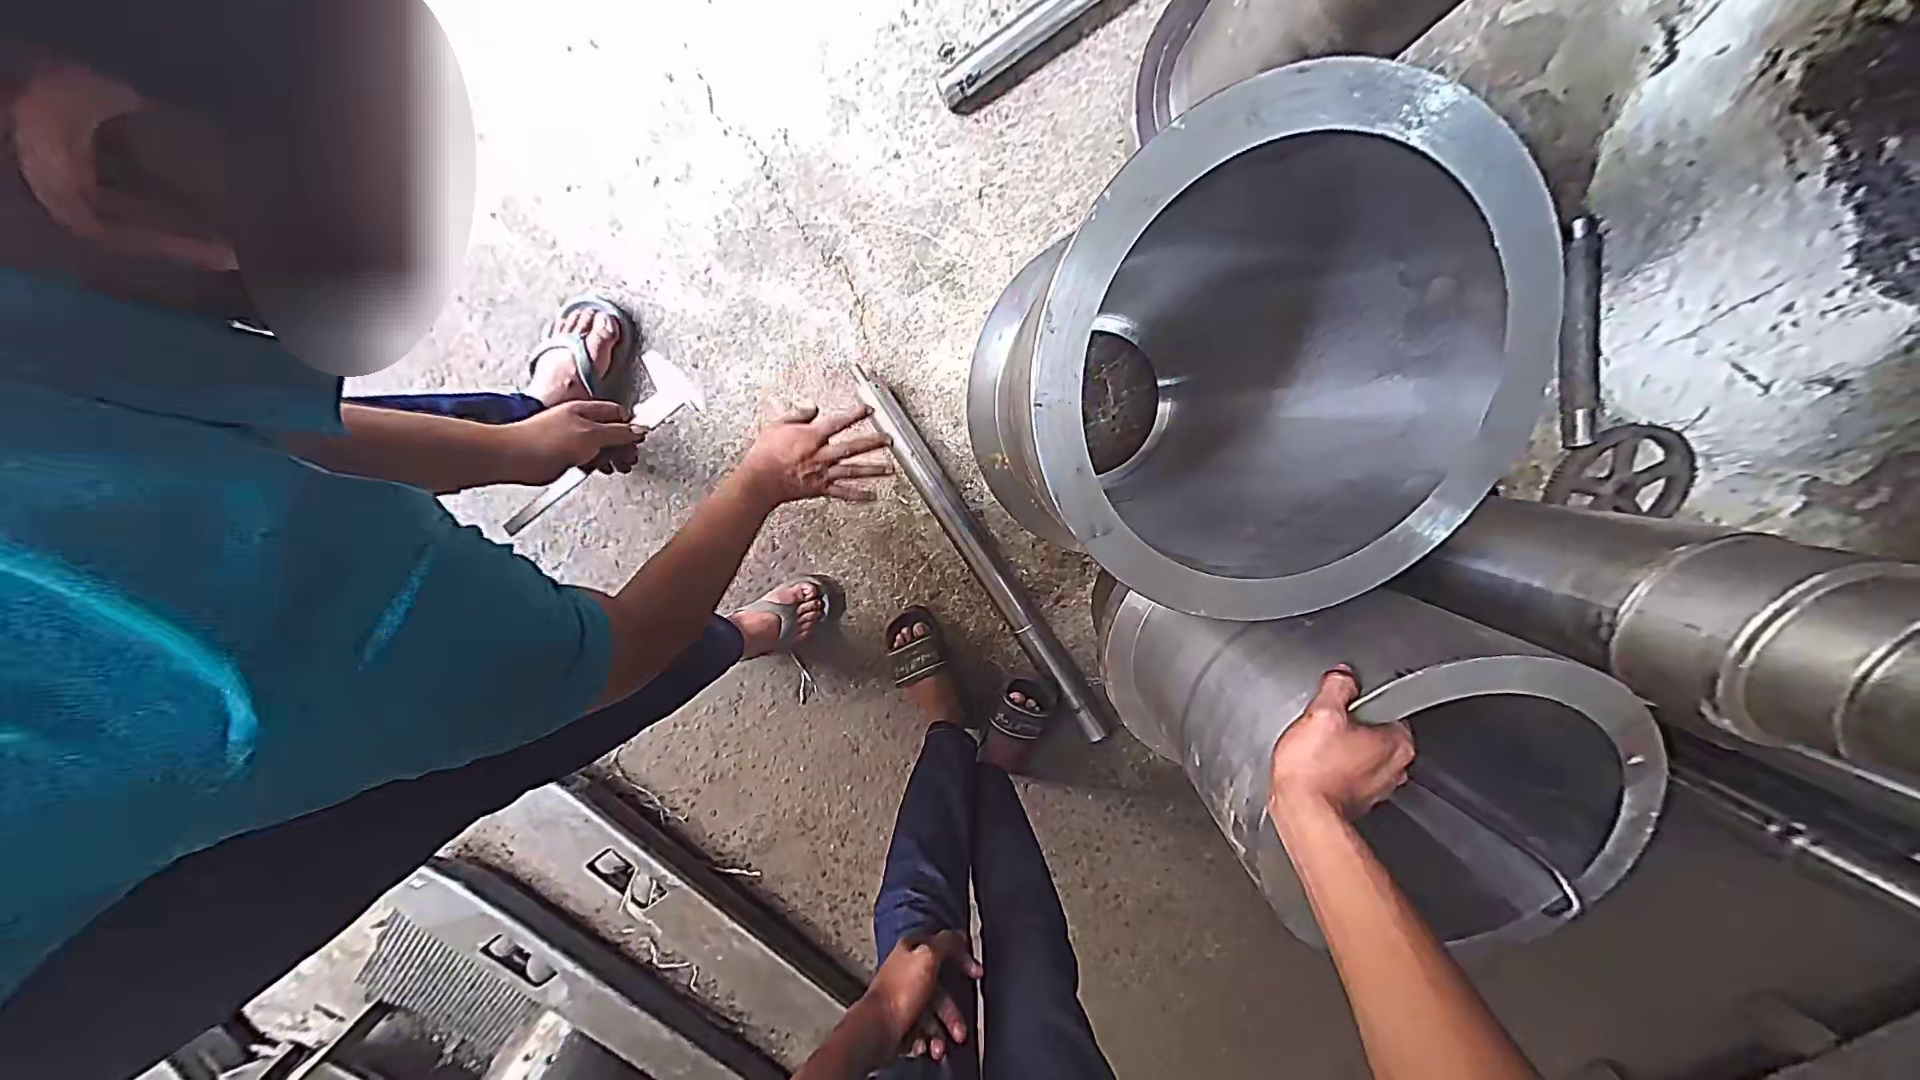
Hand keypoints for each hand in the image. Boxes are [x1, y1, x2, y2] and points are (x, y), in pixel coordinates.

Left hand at [504, 400, 644, 484]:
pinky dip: (598, 465)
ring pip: (603, 447)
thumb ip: (619, 432)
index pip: (619, 414)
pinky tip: (598, 468)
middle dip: (624, 446)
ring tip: (617, 466)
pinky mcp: (567, 456)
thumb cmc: (544, 441)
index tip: (637, 440)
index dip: (631, 427)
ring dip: (613, 457)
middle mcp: (580, 423)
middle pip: (613, 432)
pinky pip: (590, 459)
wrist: (515, 458)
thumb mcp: (592, 434)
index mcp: (586, 410)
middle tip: (628, 457)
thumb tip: (638, 430)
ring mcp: (574, 439)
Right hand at [734, 403, 891, 506]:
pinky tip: (873, 495)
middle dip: (873, 442)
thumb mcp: (778, 425)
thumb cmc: (765, 454)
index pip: (838, 423)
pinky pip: (843, 493)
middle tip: (889, 439)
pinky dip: (859, 495)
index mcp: (812, 437)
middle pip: (853, 447)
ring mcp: (823, 473)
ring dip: (873, 469)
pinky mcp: (821, 489)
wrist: (759, 480)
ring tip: (890, 468)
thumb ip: (799, 415)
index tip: (868, 410)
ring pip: (853, 470)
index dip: (854, 415)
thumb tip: (814, 408)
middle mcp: (821, 455)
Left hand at [863, 930, 981, 1061]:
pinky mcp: (901, 1021)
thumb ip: (945, 943)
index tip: (977, 972)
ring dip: (941, 1033)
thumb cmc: (901, 992)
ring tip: (940, 1046)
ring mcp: (904, 998)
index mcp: (912, 951)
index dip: (963, 958)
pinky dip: (927, 1040)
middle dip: (951, 1013)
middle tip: (959, 1030)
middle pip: (941, 990)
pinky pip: (923, 1031)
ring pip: (933, 1015)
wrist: (877, 1031)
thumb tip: (958, 934)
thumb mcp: (928, 957)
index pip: (944, 948)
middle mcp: (908, 972)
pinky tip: (925, 1045)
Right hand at [1269, 667, 1413, 821]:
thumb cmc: (1313, 769)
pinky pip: (1349, 772)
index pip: (1387, 707)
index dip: (1358, 699)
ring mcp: (1379, 786)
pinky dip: (1334, 766)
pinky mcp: (1359, 798)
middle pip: (1374, 730)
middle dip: (1348, 724)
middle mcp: (1395, 766)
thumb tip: (1343, 676)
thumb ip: (1336, 687)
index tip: (1337, 702)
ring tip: (1314, 745)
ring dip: (1340, 746)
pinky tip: (1314, 764)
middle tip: (1321, 724)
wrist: (1303, 812)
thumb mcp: (1321, 713)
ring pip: (1361, 752)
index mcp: (1397, 742)